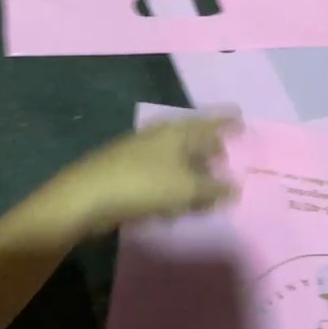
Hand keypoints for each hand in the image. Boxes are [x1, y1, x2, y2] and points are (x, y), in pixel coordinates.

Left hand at [36, 109, 241, 238]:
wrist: (86, 197)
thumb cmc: (143, 185)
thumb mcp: (187, 189)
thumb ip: (214, 188)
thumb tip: (234, 187)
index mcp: (177, 131)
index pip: (210, 121)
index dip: (227, 121)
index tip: (242, 121)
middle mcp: (159, 136)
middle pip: (191, 139)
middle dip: (209, 151)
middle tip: (224, 162)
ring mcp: (139, 153)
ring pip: (174, 160)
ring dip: (190, 174)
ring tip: (203, 193)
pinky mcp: (126, 174)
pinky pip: (158, 179)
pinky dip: (170, 188)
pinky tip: (172, 207)